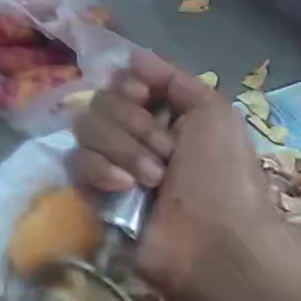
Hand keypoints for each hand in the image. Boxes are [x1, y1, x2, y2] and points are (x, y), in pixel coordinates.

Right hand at [68, 49, 282, 300]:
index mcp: (161, 114)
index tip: (145, 97)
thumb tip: (133, 55)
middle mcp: (132, 134)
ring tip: (153, 179)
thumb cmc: (224, 175)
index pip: (119, 80)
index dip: (127, 85)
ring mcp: (111, 164)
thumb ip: (172, 77)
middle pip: (101, 100)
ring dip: (123, 149)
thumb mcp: (214, 112)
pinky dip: (101, 170)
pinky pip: (77, 162)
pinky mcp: (94, 194)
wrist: (218, 244)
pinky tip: (125, 187)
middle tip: (166, 152)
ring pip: (86, 128)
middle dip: (134, 124)